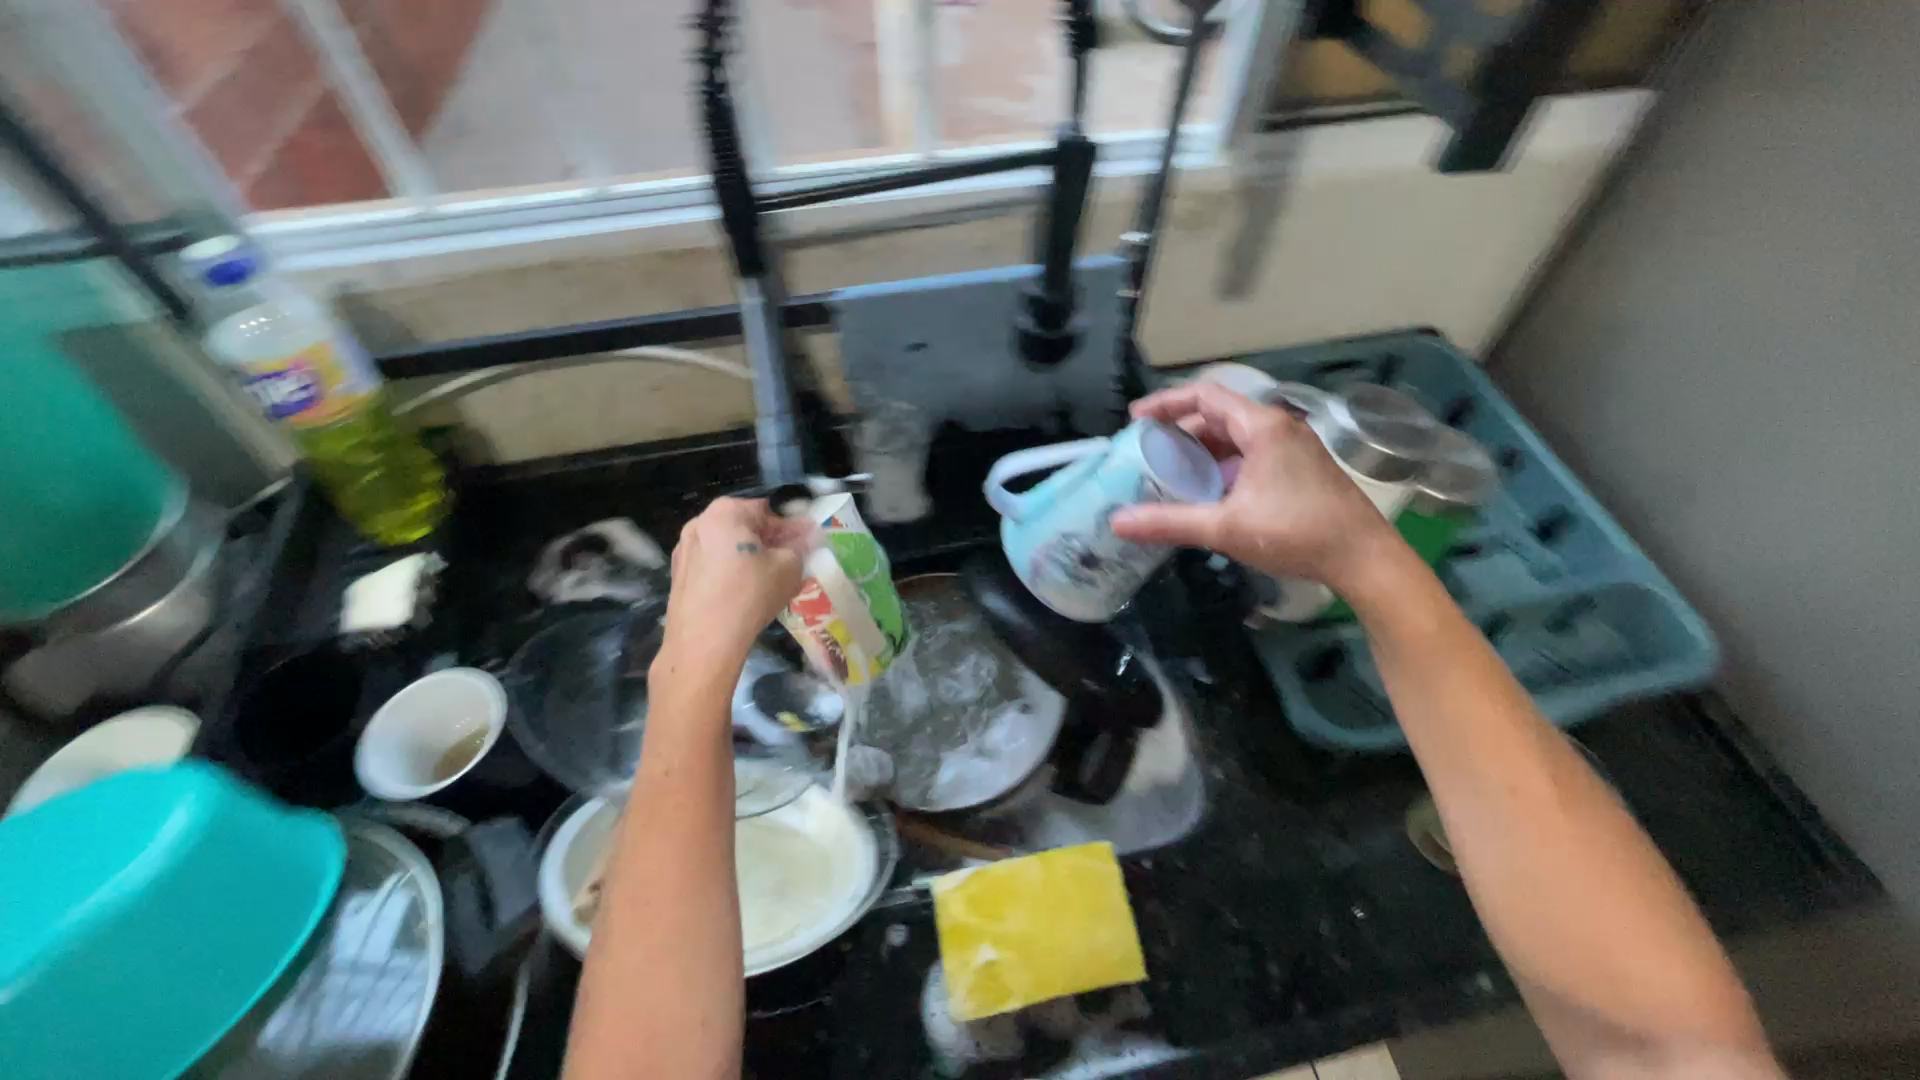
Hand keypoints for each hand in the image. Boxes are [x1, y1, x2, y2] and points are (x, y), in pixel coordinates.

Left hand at [656, 498, 813, 674]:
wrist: (704, 642)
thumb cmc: (750, 595)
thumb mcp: (790, 567)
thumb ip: (801, 545)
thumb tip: (807, 536)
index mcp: (725, 512)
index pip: (768, 511)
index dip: (791, 529)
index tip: (806, 547)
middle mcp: (699, 523)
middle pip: (744, 527)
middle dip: (768, 543)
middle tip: (790, 565)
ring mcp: (684, 550)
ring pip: (727, 547)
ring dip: (748, 558)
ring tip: (767, 583)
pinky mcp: (678, 575)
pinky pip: (712, 565)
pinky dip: (729, 573)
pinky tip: (742, 596)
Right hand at [1110, 382, 1406, 594]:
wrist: (1364, 559)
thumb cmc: (1296, 533)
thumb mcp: (1225, 527)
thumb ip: (1169, 522)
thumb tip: (1117, 522)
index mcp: (1262, 427)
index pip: (1206, 395)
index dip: (1166, 403)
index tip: (1136, 419)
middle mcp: (1278, 428)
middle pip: (1217, 417)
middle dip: (1179, 434)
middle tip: (1147, 455)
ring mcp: (1292, 448)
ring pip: (1234, 439)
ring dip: (1201, 454)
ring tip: (1169, 476)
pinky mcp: (1299, 469)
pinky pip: (1250, 456)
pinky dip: (1222, 468)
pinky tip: (1206, 495)